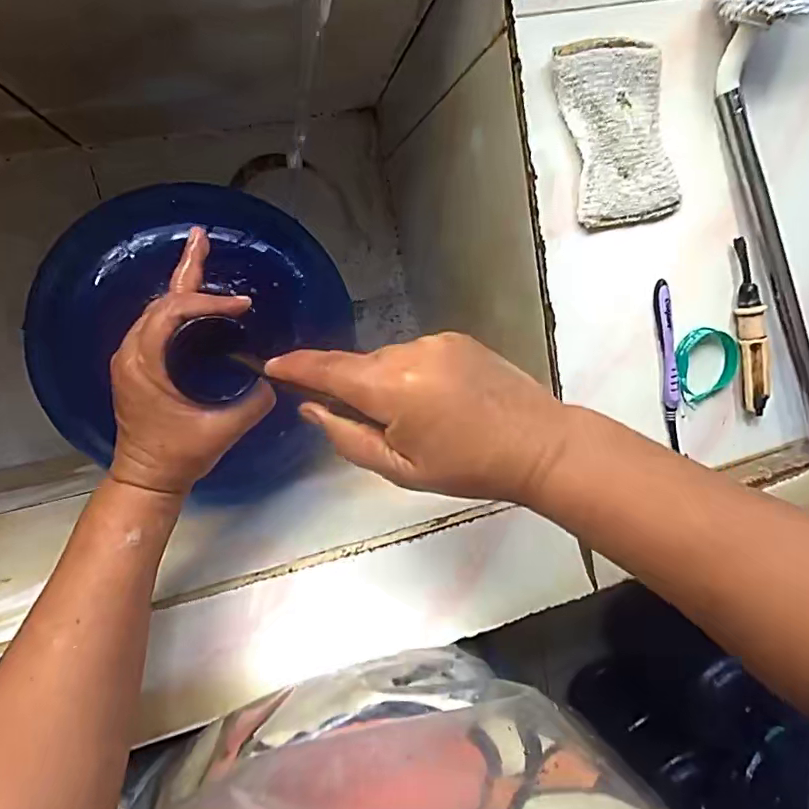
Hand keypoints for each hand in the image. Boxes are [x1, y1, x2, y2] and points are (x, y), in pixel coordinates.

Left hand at [107, 227, 274, 495]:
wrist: (147, 478)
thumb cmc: (178, 456)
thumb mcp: (222, 429)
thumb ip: (252, 401)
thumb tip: (272, 376)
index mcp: (144, 363)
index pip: (172, 313)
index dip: (207, 303)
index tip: (242, 306)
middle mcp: (134, 353)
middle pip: (161, 300)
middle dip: (186, 269)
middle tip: (202, 238)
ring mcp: (136, 358)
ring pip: (160, 308)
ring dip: (183, 283)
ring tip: (202, 256)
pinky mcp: (144, 366)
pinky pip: (161, 323)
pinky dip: (182, 304)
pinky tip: (198, 297)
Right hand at [265, 333, 571, 502]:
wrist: (537, 444)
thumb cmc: (468, 467)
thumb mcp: (400, 469)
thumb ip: (347, 437)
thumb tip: (311, 409)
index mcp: (391, 386)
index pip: (328, 369)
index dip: (297, 366)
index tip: (272, 363)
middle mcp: (410, 351)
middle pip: (361, 366)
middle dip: (354, 389)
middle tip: (375, 426)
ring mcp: (438, 341)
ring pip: (391, 360)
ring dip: (388, 382)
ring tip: (422, 420)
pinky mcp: (460, 339)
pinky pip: (419, 354)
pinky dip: (415, 374)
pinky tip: (441, 402)